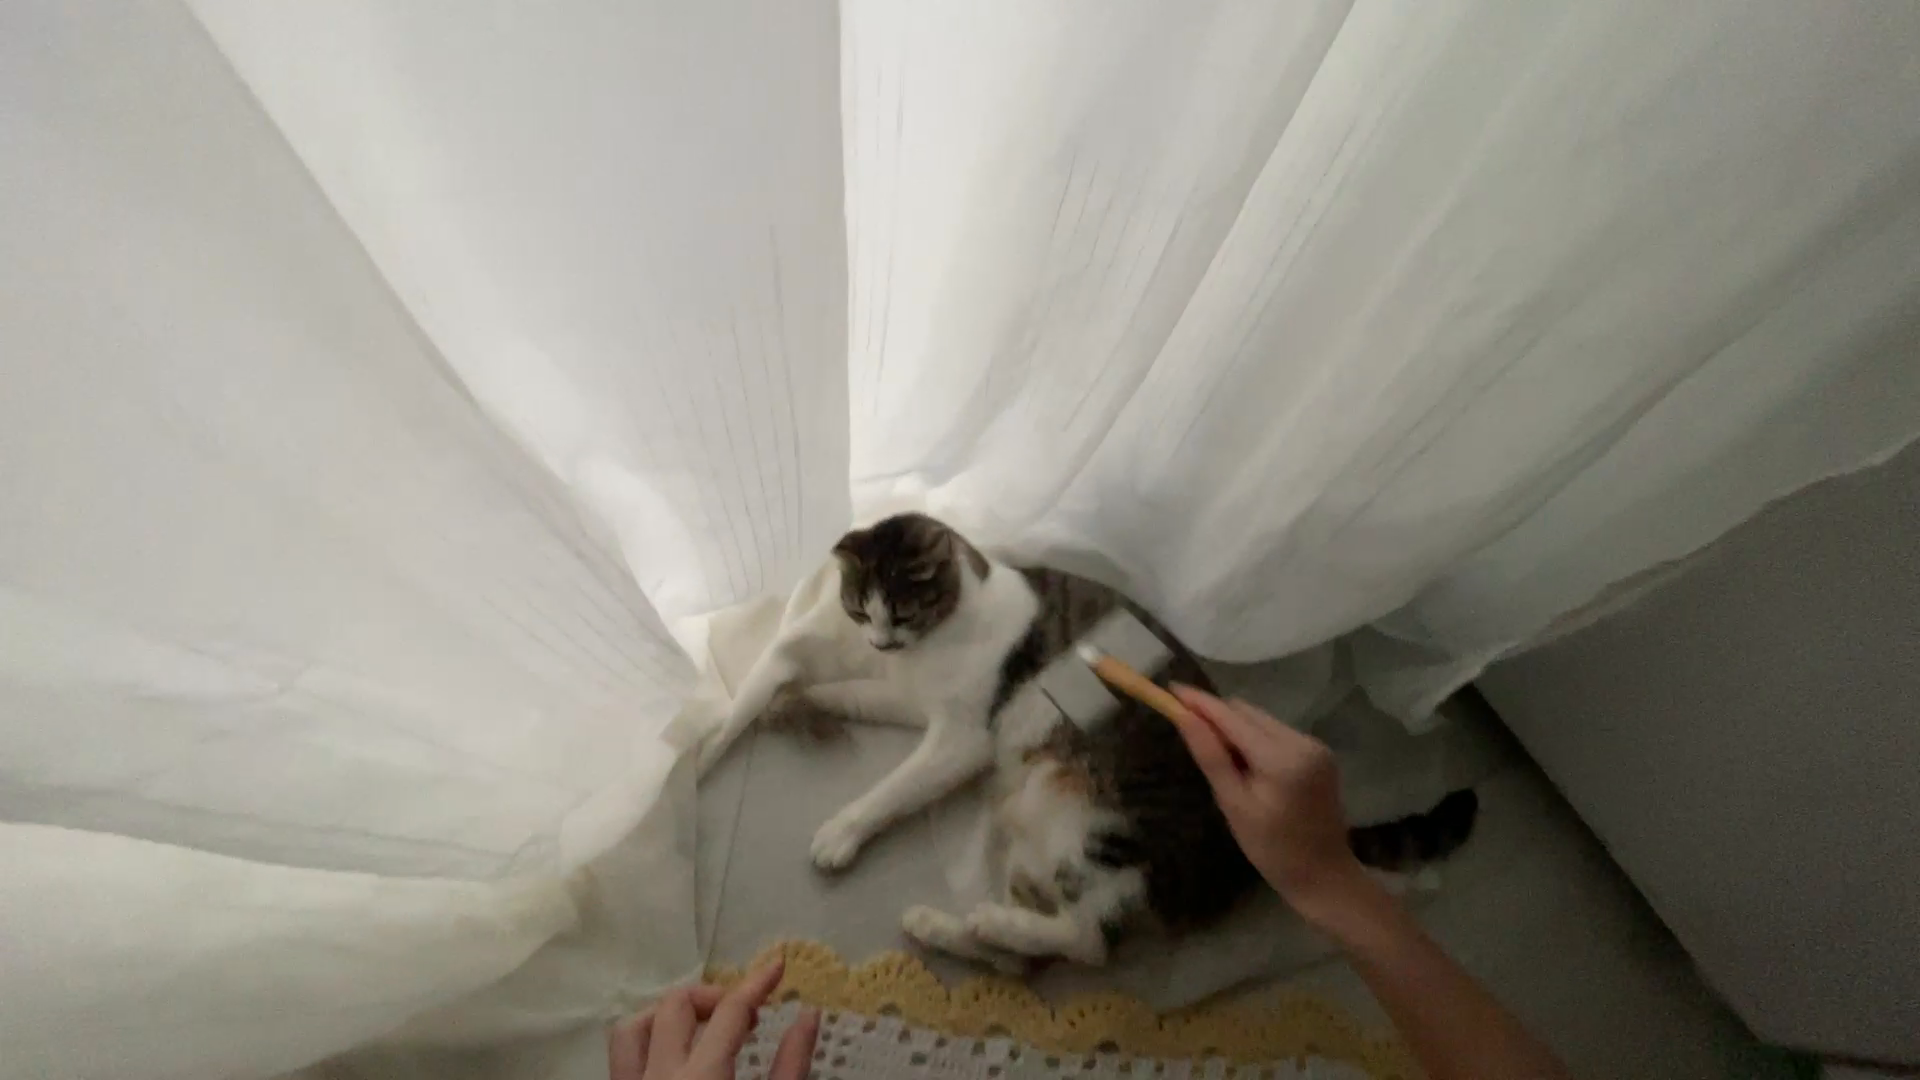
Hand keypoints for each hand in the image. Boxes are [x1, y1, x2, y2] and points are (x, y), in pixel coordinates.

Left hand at [608, 960, 818, 1079]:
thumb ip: (791, 1066)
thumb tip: (808, 1015)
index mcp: (701, 1078)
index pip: (730, 1011)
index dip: (757, 982)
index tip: (778, 965)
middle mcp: (658, 1079)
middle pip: (676, 1006)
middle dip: (712, 997)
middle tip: (743, 1018)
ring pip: (631, 1029)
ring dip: (666, 1017)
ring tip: (700, 1030)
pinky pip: (622, 1060)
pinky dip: (648, 1045)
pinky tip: (676, 1061)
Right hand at [1168, 686, 1368, 923]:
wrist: (1326, 877)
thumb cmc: (1272, 849)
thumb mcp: (1234, 804)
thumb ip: (1210, 754)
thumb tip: (1183, 715)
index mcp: (1281, 758)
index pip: (1231, 716)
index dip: (1199, 701)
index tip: (1170, 688)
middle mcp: (1302, 741)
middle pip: (1246, 712)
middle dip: (1216, 715)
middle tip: (1187, 730)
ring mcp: (1314, 744)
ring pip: (1260, 719)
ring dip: (1234, 727)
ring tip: (1219, 757)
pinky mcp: (1318, 751)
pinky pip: (1274, 731)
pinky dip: (1253, 738)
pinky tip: (1245, 763)